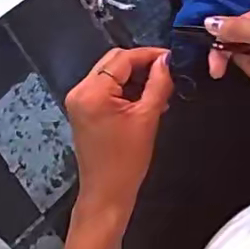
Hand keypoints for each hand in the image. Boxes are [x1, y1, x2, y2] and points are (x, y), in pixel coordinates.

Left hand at [64, 47, 172, 228]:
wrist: (107, 194)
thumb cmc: (127, 161)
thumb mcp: (147, 118)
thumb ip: (158, 84)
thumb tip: (166, 61)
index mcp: (92, 91)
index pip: (122, 58)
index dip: (148, 55)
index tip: (170, 57)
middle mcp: (80, 90)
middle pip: (113, 62)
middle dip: (141, 64)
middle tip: (167, 71)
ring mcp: (78, 100)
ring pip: (110, 73)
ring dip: (134, 76)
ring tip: (159, 87)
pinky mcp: (82, 109)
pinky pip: (105, 87)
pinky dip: (124, 88)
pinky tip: (144, 98)